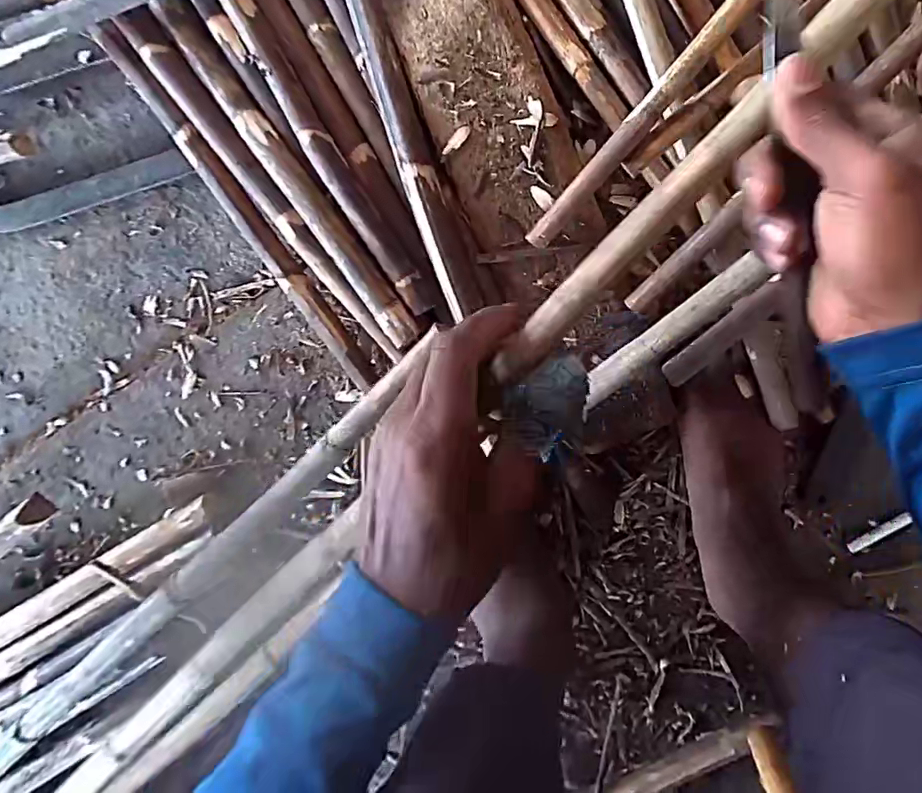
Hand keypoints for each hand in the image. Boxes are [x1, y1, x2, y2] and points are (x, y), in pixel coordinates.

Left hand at [359, 304, 541, 621]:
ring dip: (462, 361)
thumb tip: (543, 401)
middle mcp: (400, 422)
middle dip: (480, 338)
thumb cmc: (454, 565)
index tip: (523, 319)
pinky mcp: (378, 440)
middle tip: (519, 350)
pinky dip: (444, 385)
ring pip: (423, 370)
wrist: (391, 603)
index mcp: (433, 436)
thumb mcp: (506, 510)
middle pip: (436, 352)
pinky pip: (413, 393)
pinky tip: (470, 412)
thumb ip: (525, 446)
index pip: (455, 352)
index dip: (490, 324)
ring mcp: (383, 429)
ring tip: (501, 380)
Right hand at [736, 55, 921, 342]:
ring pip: (770, 181)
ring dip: (768, 214)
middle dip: (769, 174)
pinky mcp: (807, 229)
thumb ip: (821, 123)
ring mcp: (831, 198)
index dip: (784, 110)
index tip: (746, 119)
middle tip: (769, 199)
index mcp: (892, 135)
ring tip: (786, 243)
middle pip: (786, 141)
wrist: (886, 332)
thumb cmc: (889, 250)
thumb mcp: (862, 178)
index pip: (824, 98)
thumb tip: (790, 62)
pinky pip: (769, 216)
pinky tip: (786, 259)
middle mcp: (860, 160)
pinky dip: (771, 237)